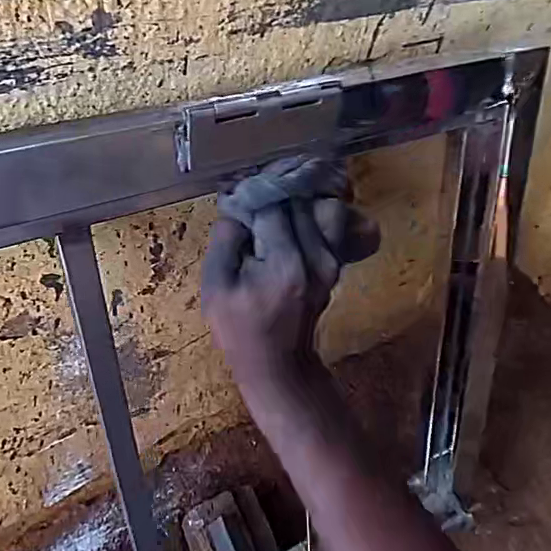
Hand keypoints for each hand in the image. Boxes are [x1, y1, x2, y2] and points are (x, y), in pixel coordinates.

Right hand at [201, 199, 341, 384]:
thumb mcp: (215, 286)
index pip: (273, 205)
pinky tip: (290, 216)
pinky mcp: (336, 262)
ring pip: (322, 205)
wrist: (277, 361)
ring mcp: (331, 260)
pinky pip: (330, 223)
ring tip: (275, 200)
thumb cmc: (239, 327)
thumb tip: (238, 201)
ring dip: (298, 197)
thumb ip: (225, 238)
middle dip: (275, 188)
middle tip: (253, 190)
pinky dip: (311, 212)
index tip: (236, 190)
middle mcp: (317, 257)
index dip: (252, 191)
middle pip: (301, 200)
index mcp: (285, 262)